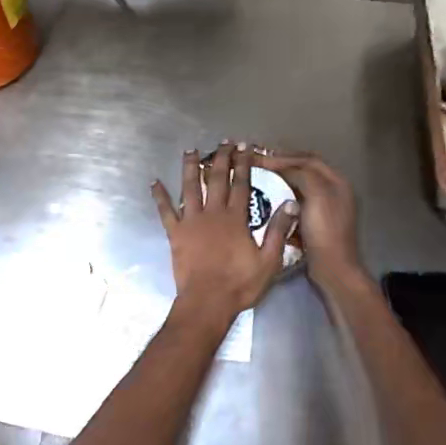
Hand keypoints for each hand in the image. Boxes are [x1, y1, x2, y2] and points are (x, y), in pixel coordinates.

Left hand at [152, 144, 298, 323]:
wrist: (207, 302)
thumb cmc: (240, 284)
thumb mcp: (269, 261)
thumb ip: (278, 230)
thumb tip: (291, 202)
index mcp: (236, 218)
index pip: (241, 184)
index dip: (243, 164)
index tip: (244, 147)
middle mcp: (213, 213)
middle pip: (215, 180)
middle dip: (220, 159)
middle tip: (222, 142)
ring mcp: (191, 222)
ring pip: (189, 188)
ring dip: (190, 168)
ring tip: (190, 150)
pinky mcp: (175, 234)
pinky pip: (165, 211)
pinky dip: (159, 196)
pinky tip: (154, 182)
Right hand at [254, 150, 363, 289]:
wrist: (332, 268)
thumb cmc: (324, 230)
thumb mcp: (316, 195)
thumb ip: (302, 174)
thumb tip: (282, 169)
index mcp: (336, 181)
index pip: (307, 159)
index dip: (283, 156)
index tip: (258, 157)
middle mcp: (332, 190)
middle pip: (304, 169)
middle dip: (281, 164)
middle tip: (257, 164)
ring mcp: (324, 207)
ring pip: (299, 185)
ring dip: (280, 179)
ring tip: (258, 178)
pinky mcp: (314, 221)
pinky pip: (295, 200)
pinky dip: (281, 195)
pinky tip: (266, 198)